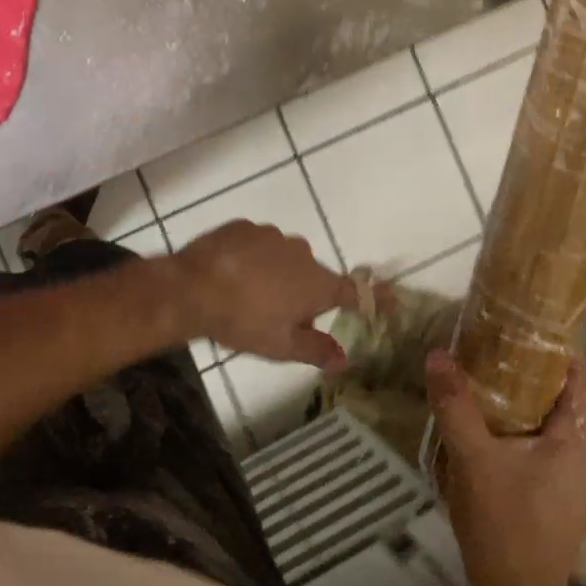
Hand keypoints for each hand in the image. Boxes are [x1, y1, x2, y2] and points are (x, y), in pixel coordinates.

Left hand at [170, 220, 359, 368]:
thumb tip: (344, 359)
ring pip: (282, 257)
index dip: (374, 298)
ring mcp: (270, 235)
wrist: (191, 286)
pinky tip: (231, 272)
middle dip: (301, 292)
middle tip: (276, 315)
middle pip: (311, 275)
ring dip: (275, 272)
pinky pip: (256, 244)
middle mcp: (301, 252)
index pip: (355, 292)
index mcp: (316, 283)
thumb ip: (315, 349)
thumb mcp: (279, 345)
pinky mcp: (242, 226)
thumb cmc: (241, 320)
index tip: (394, 299)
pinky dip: (251, 256)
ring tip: (247, 293)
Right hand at [425, 349, 585, 585]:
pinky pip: (549, 445)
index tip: (519, 328)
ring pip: (557, 423)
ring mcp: (581, 481)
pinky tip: (488, 428)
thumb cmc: (503, 520)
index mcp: (581, 443)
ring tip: (481, 383)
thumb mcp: (472, 456)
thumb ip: (455, 404)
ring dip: (523, 400)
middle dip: (529, 371)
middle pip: (568, 399)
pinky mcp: (565, 496)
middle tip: (488, 350)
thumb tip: (438, 354)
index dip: (556, 348)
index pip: (584, 378)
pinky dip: (523, 426)